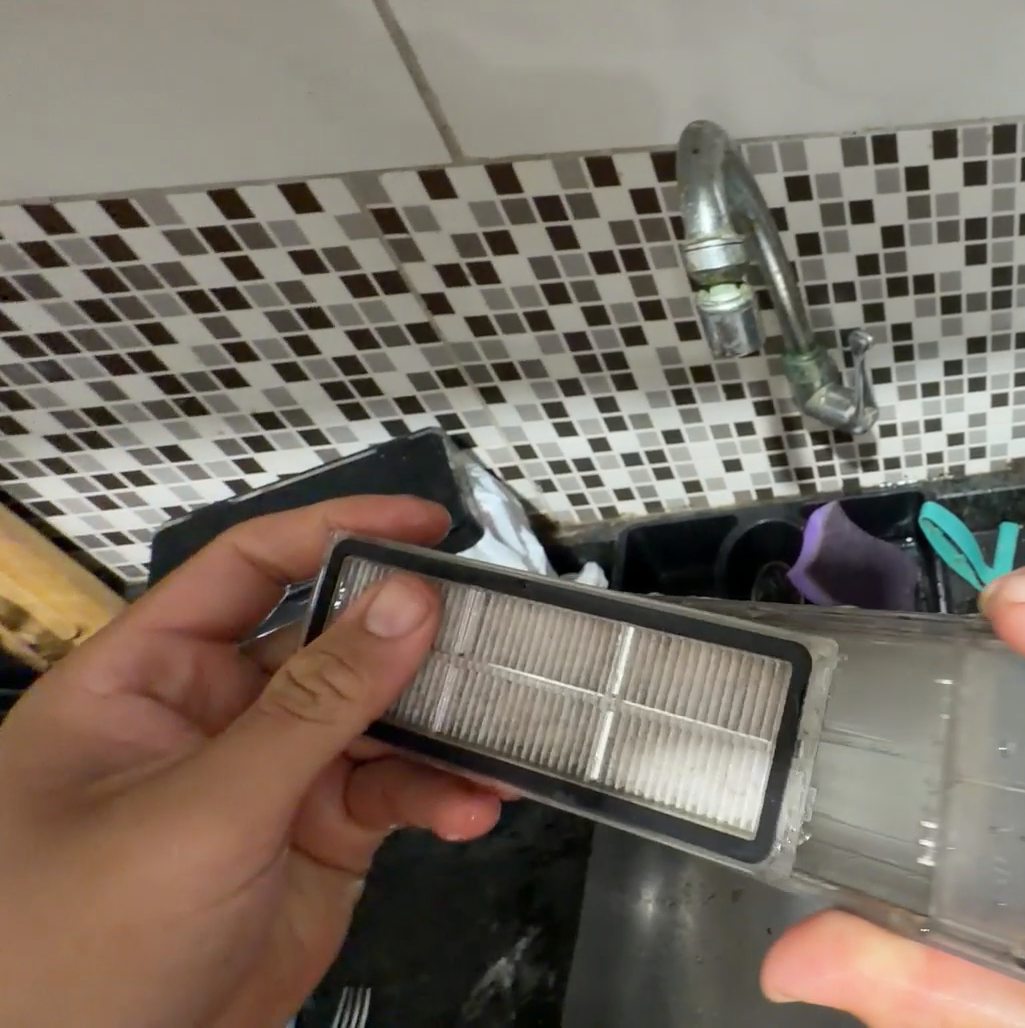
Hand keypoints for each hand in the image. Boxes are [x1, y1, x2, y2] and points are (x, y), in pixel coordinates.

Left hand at [0, 496, 504, 1027]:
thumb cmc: (80, 947)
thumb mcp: (206, 812)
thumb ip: (321, 701)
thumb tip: (414, 594)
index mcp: (148, 685)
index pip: (244, 573)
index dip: (337, 532)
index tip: (431, 525)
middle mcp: (220, 716)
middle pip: (341, 646)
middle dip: (418, 650)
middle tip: (495, 642)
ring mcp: (280, 772)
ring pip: (388, 720)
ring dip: (447, 739)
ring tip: (496, 756)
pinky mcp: (329, 826)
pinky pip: (403, 787)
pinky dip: (443, 796)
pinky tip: (472, 812)